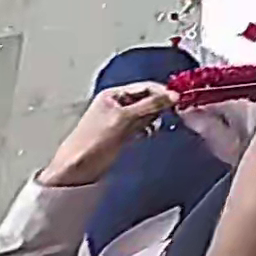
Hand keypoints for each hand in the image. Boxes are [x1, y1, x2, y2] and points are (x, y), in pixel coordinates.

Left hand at [38, 83, 176, 186]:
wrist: (77, 169)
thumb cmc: (95, 139)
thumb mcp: (124, 117)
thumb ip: (151, 104)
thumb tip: (176, 95)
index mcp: (114, 95)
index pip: (146, 86)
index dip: (163, 92)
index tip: (178, 99)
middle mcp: (119, 103)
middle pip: (149, 97)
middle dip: (160, 104)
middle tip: (172, 110)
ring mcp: (122, 117)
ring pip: (149, 110)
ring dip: (156, 116)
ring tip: (157, 124)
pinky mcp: (126, 130)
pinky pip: (146, 123)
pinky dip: (151, 125)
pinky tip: (150, 131)